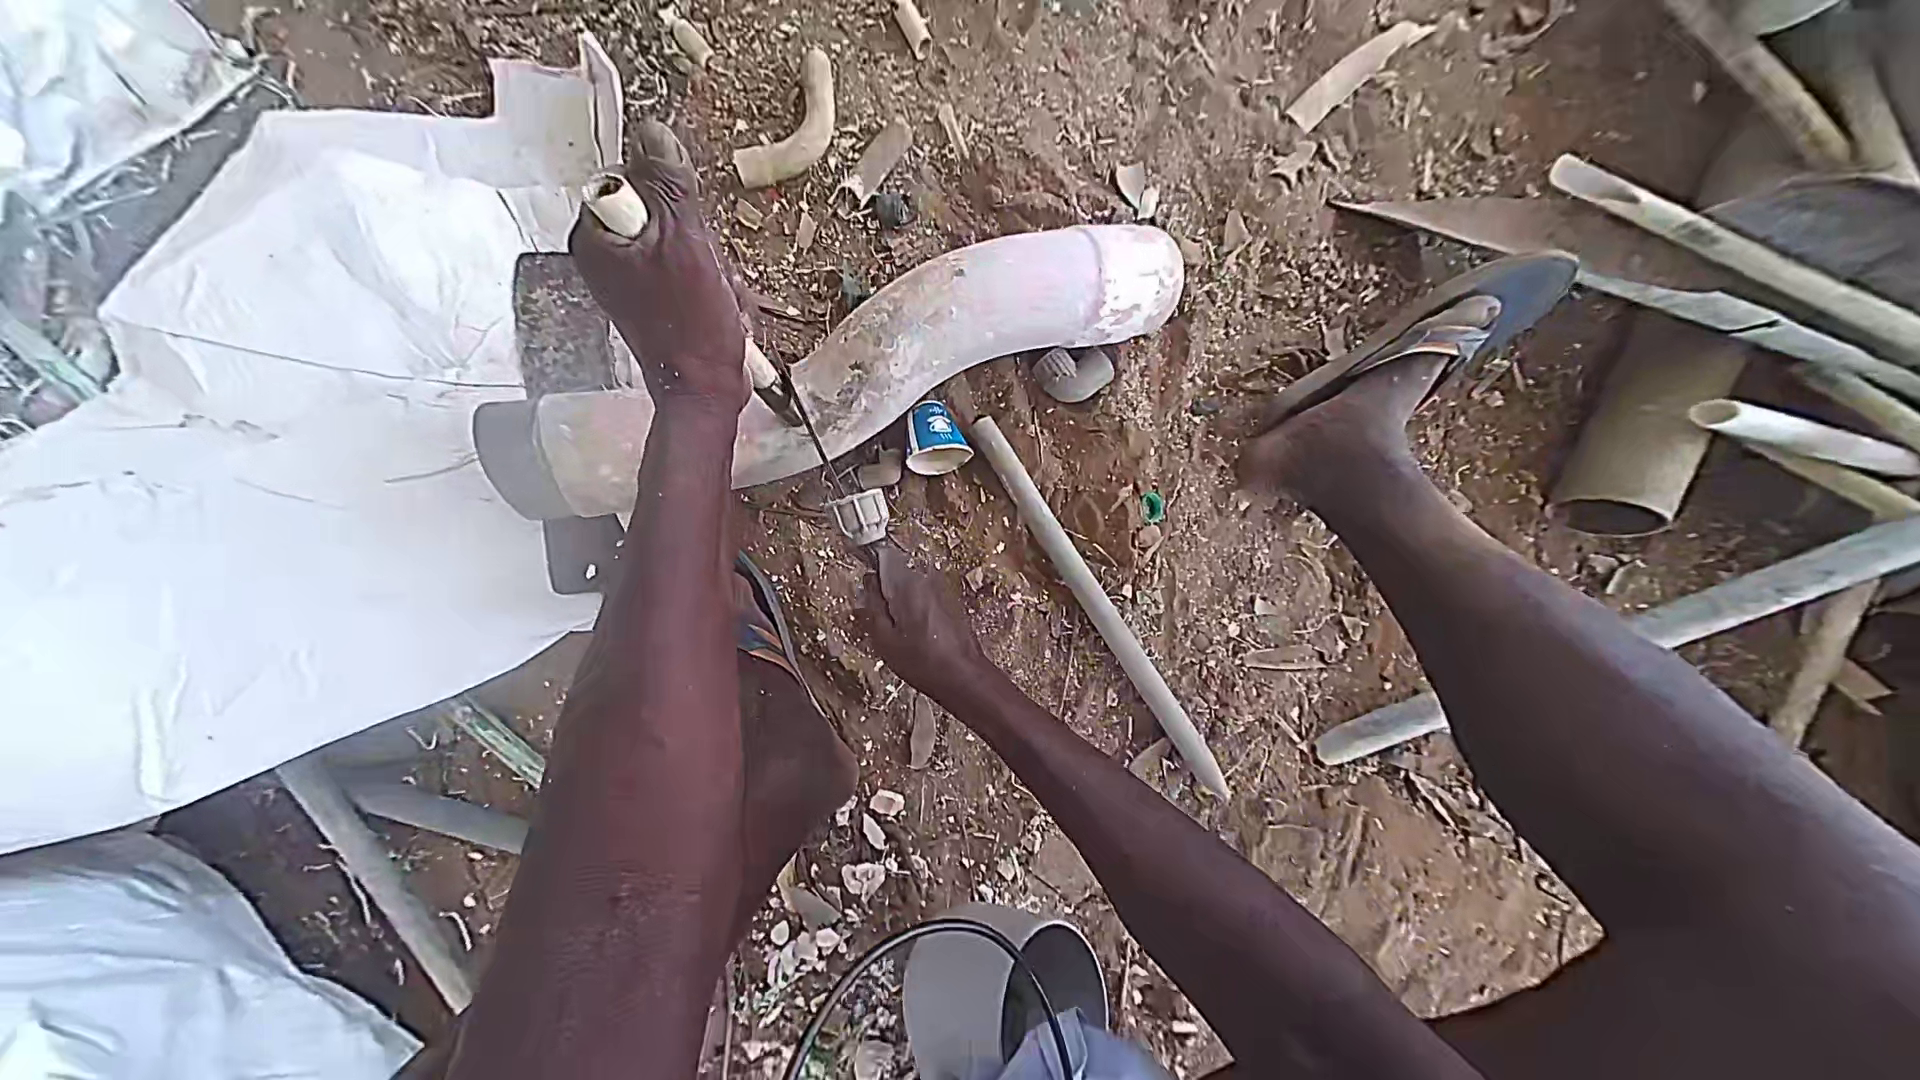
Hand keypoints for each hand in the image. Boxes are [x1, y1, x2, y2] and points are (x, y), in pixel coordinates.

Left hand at [570, 120, 749, 413]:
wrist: (706, 392)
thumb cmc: (693, 332)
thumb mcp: (685, 247)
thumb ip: (669, 187)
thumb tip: (654, 133)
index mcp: (599, 239)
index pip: (638, 183)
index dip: (677, 209)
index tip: (688, 241)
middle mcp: (612, 257)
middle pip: (670, 217)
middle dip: (706, 248)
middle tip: (711, 277)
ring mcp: (639, 281)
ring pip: (691, 246)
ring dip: (719, 271)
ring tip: (720, 301)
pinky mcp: (663, 300)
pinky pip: (697, 272)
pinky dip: (717, 289)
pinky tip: (722, 311)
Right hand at [860, 544, 992, 700]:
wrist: (963, 676)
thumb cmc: (923, 662)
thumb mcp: (884, 638)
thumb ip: (873, 604)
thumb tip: (868, 582)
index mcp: (907, 583)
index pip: (881, 557)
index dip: (870, 573)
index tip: (863, 589)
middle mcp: (926, 578)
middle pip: (896, 573)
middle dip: (885, 592)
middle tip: (881, 621)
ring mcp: (941, 588)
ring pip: (910, 586)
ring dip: (901, 602)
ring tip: (899, 632)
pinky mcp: (950, 601)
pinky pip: (923, 597)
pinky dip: (915, 610)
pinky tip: (916, 634)